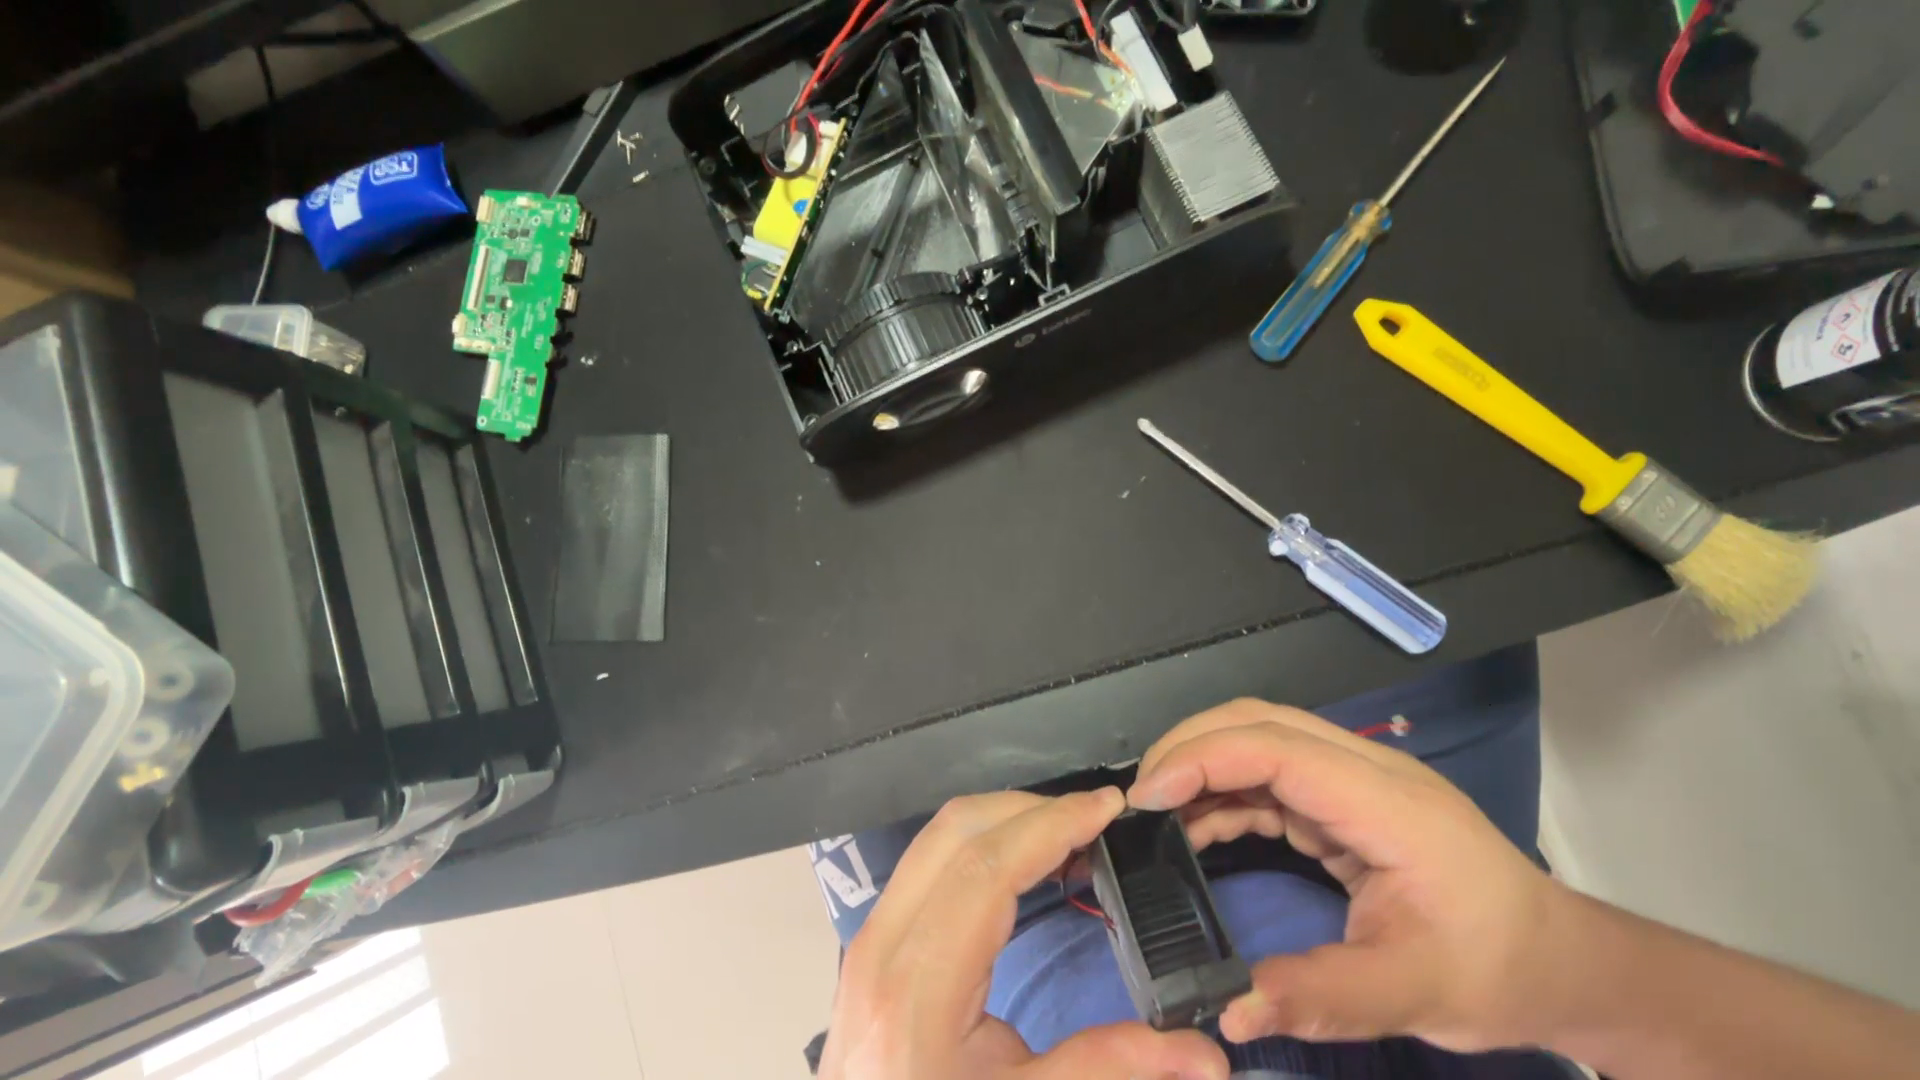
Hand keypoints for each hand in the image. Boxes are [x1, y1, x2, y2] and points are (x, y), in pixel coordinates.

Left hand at [817, 788, 1228, 1079]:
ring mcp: (872, 933)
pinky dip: (984, 841)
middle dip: (1033, 808)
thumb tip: (1206, 1055)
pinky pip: (930, 858)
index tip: (1108, 808)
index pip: (984, 869)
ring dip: (1008, 818)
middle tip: (1098, 817)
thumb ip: (1106, 1068)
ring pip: (938, 835)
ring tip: (1072, 833)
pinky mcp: (877, 935)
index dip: (1051, 825)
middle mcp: (883, 942)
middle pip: (956, 831)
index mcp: (917, 987)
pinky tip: (1027, 861)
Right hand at [1127, 699, 1573, 1051]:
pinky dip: (1223, 794)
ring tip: (1153, 818)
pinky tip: (1196, 831)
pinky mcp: (1343, 799)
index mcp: (1386, 803)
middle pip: (1258, 721)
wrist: (1561, 961)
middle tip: (1136, 801)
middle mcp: (1366, 772)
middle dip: (1187, 748)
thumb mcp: (1418, 995)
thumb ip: (1323, 996)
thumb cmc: (1498, 970)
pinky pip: (1268, 777)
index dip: (1202, 759)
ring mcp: (1355, 780)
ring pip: (1257, 740)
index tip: (1146, 798)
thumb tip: (1230, 1012)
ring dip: (1200, 768)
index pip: (1275, 747)